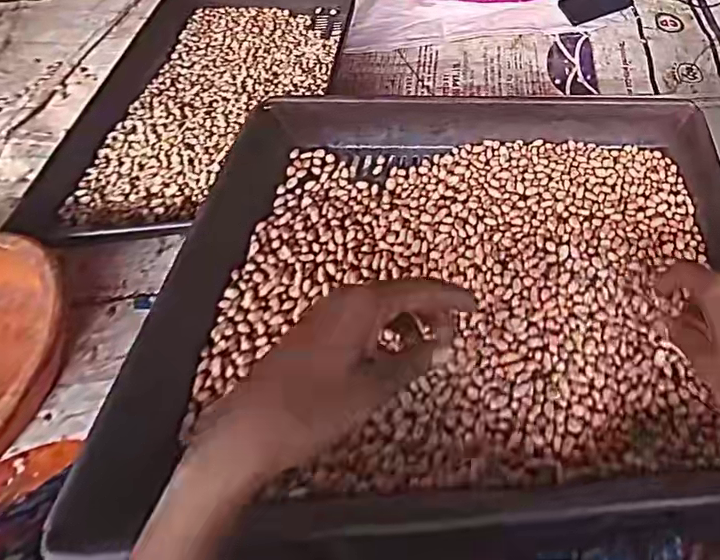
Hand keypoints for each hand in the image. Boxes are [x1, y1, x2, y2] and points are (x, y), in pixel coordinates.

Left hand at [190, 279, 476, 479]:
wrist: (247, 432)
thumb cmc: (308, 409)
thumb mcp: (372, 388)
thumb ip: (413, 362)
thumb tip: (444, 346)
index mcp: (362, 303)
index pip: (419, 289)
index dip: (450, 297)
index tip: (473, 305)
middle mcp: (345, 298)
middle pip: (400, 293)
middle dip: (431, 309)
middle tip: (454, 331)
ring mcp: (327, 313)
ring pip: (381, 306)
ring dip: (408, 321)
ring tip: (426, 348)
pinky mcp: (316, 330)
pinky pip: (362, 318)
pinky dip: (385, 331)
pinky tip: (390, 357)